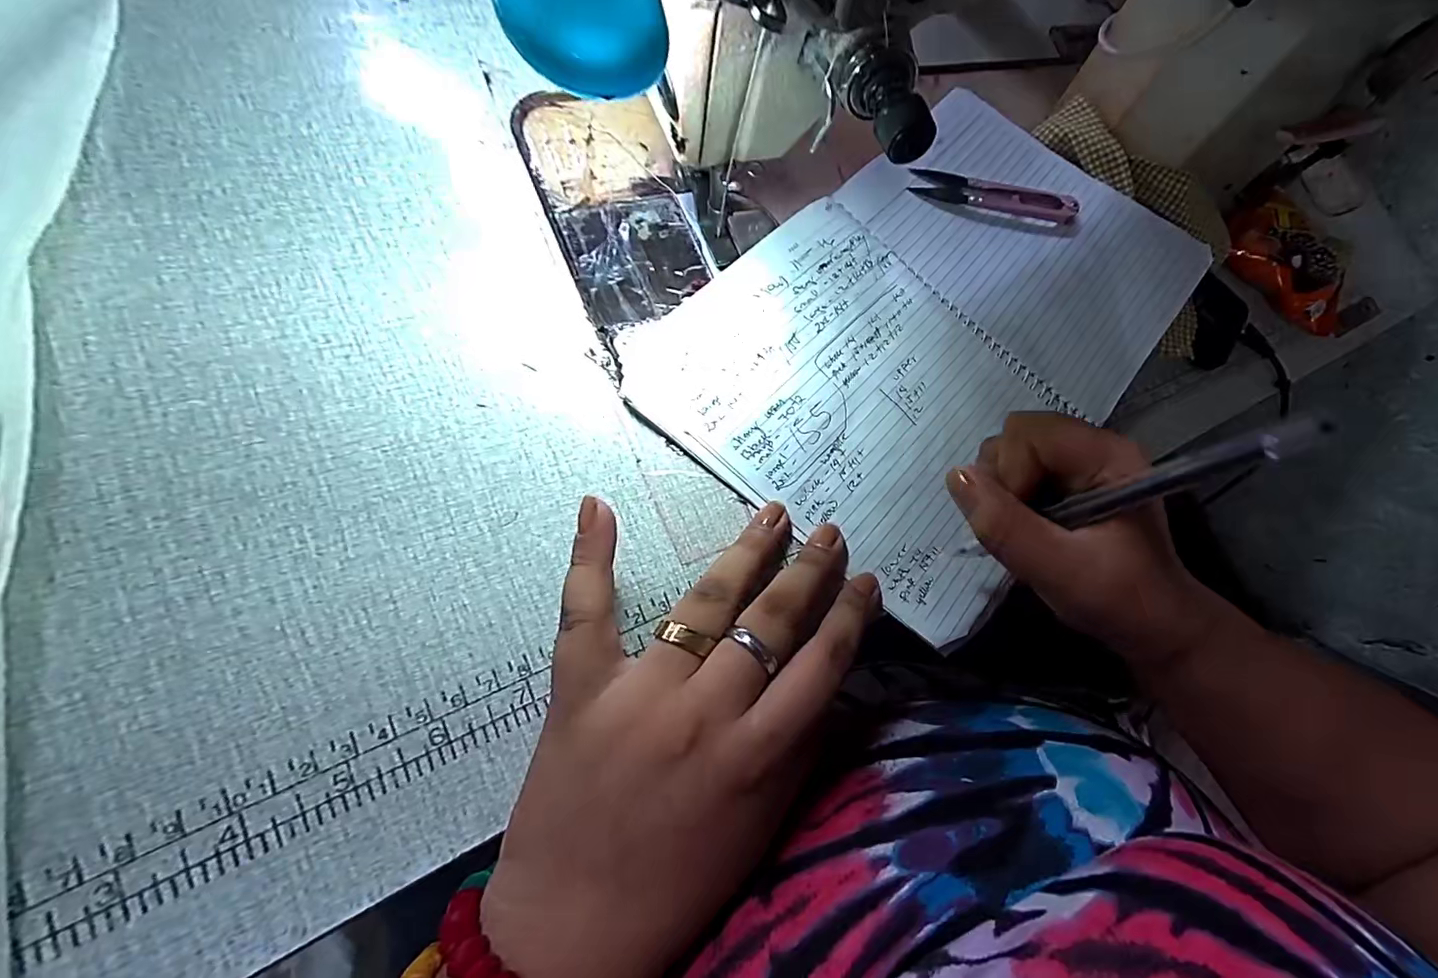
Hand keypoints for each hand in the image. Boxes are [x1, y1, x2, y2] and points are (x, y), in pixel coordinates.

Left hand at [482, 496, 880, 977]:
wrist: (567, 939)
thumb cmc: (685, 880)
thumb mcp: (768, 818)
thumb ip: (801, 742)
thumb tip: (826, 674)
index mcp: (758, 754)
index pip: (823, 662)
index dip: (852, 613)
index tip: (867, 579)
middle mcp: (705, 715)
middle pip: (772, 621)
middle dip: (809, 570)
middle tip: (829, 532)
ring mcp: (638, 697)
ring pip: (703, 605)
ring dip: (745, 553)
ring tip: (772, 514)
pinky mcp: (578, 694)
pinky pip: (583, 616)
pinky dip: (588, 559)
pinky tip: (597, 506)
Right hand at [945, 412, 1214, 667]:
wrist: (1157, 628)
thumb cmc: (1119, 601)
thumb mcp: (1059, 571)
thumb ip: (1006, 526)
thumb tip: (956, 476)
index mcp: (1107, 455)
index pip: (1028, 433)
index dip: (1009, 474)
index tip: (1020, 525)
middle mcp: (1095, 447)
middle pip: (1020, 435)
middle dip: (1004, 481)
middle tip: (1022, 530)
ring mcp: (1084, 463)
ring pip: (1017, 452)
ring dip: (1007, 492)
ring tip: (1030, 534)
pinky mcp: (1073, 482)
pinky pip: (1024, 471)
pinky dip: (1014, 499)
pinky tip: (1033, 530)